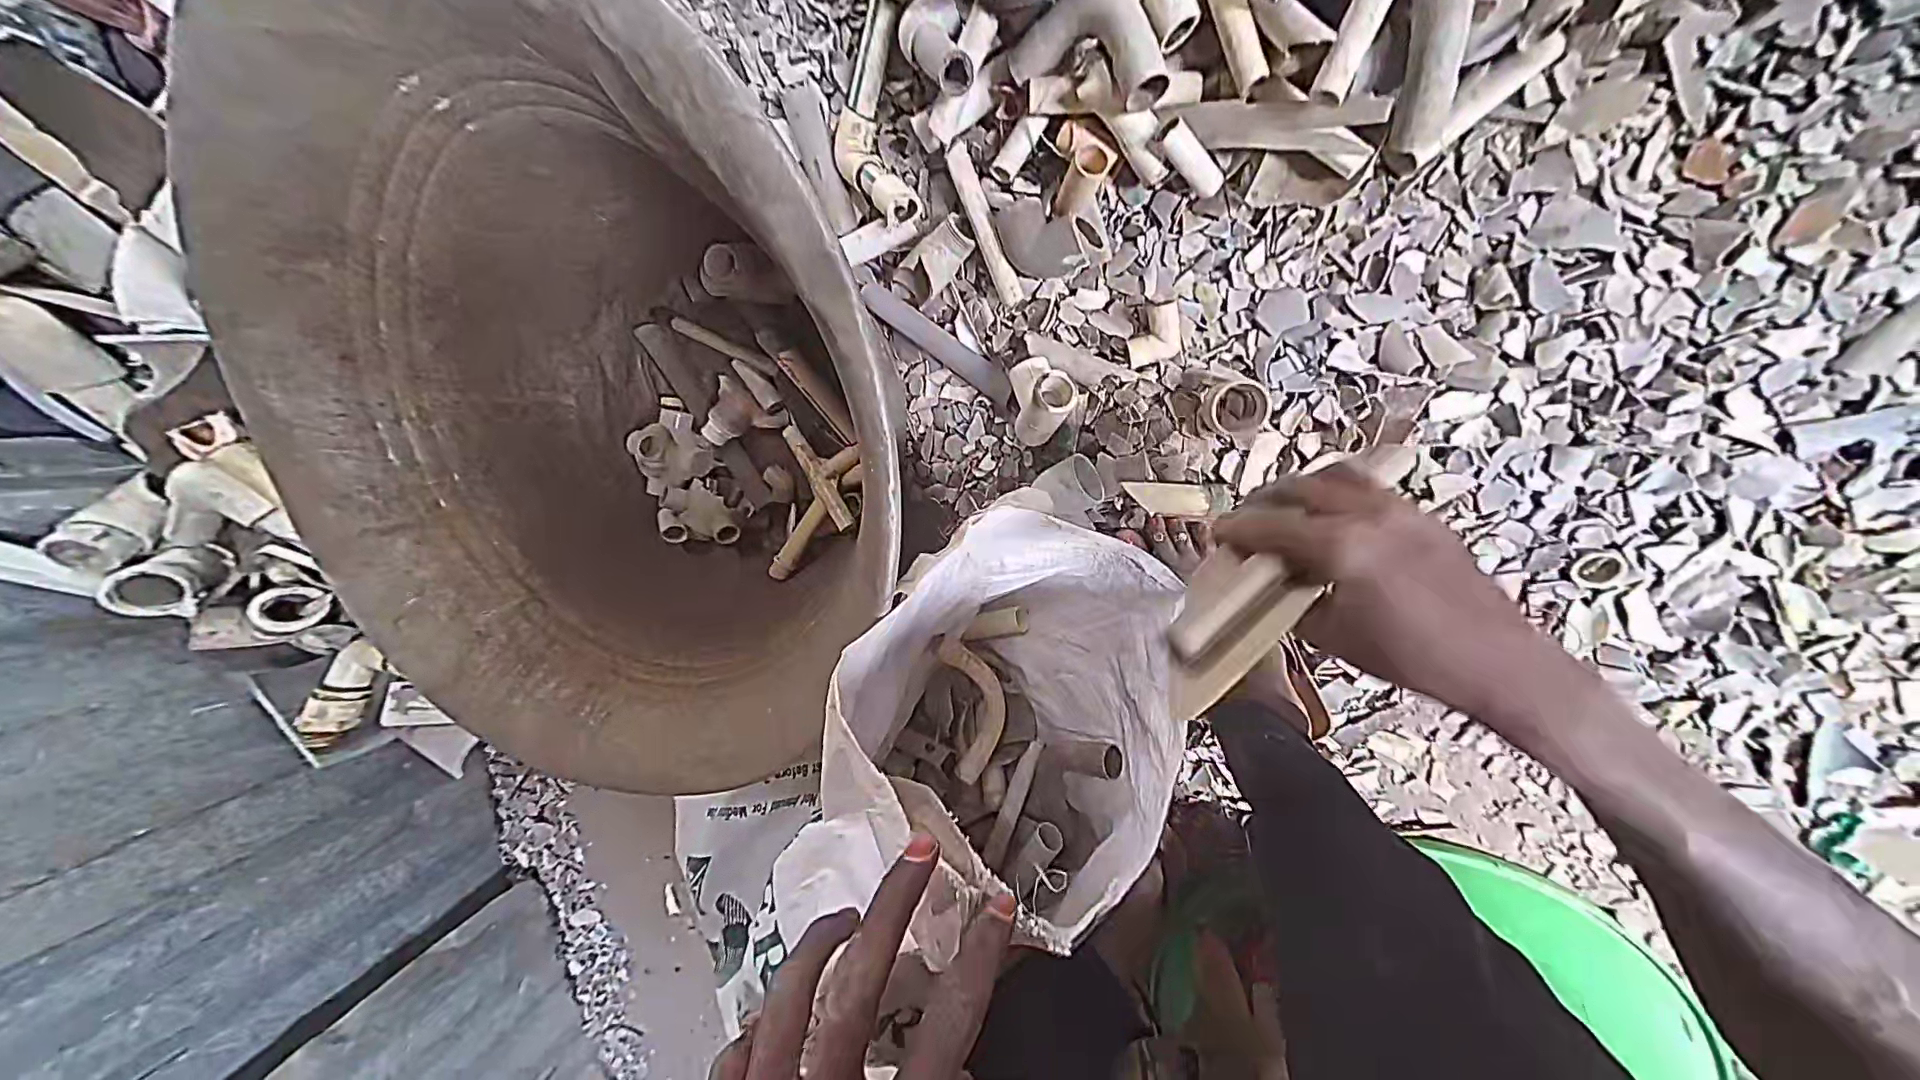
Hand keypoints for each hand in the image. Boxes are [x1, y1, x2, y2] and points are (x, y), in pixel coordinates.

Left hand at [709, 832, 1014, 1079]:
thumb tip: (967, 1073)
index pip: (950, 1023)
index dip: (979, 956)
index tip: (999, 909)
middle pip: (862, 977)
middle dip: (896, 904)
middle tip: (919, 856)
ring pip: (792, 993)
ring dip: (825, 938)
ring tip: (851, 912)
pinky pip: (739, 1047)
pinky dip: (763, 1013)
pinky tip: (780, 997)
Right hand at [1214, 463, 1592, 723]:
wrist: (1500, 663)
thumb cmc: (1415, 657)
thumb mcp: (1333, 635)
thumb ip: (1294, 599)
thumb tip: (1276, 583)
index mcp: (1343, 546)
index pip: (1272, 525)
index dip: (1238, 528)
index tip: (1220, 532)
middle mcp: (1371, 516)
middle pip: (1300, 486)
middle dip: (1264, 500)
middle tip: (1247, 521)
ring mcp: (1402, 512)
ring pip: (1337, 476)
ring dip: (1302, 488)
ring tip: (1286, 509)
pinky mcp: (1424, 519)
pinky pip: (1368, 489)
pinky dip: (1337, 494)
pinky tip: (1331, 519)